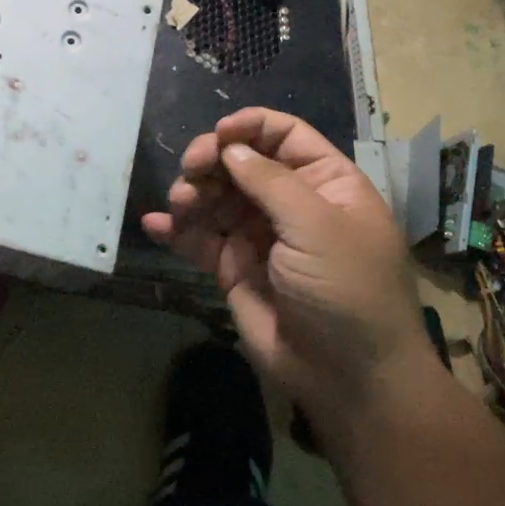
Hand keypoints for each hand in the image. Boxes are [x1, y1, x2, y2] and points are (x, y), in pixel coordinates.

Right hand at [143, 108, 427, 401]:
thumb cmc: (347, 291)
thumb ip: (270, 181)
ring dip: (191, 194)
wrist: (349, 378)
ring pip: (214, 197)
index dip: (250, 127)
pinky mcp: (233, 269)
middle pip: (241, 162)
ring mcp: (259, 236)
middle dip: (212, 160)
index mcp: (325, 183)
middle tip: (191, 171)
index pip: (284, 136)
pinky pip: (198, 239)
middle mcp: (290, 204)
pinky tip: (155, 226)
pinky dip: (175, 230)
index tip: (219, 135)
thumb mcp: (318, 227)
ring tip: (180, 207)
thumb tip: (230, 148)